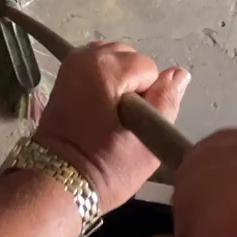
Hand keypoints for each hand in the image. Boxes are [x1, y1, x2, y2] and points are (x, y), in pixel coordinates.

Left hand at [29, 42, 189, 209]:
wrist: (57, 181)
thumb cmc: (105, 166)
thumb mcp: (145, 141)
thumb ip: (166, 102)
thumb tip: (179, 73)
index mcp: (104, 67)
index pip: (149, 69)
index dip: (149, 97)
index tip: (134, 124)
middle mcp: (85, 56)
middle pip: (130, 58)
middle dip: (135, 85)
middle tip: (125, 121)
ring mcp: (72, 63)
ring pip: (114, 59)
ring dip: (120, 81)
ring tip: (112, 116)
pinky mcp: (65, 74)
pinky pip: (97, 65)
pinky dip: (105, 80)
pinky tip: (100, 108)